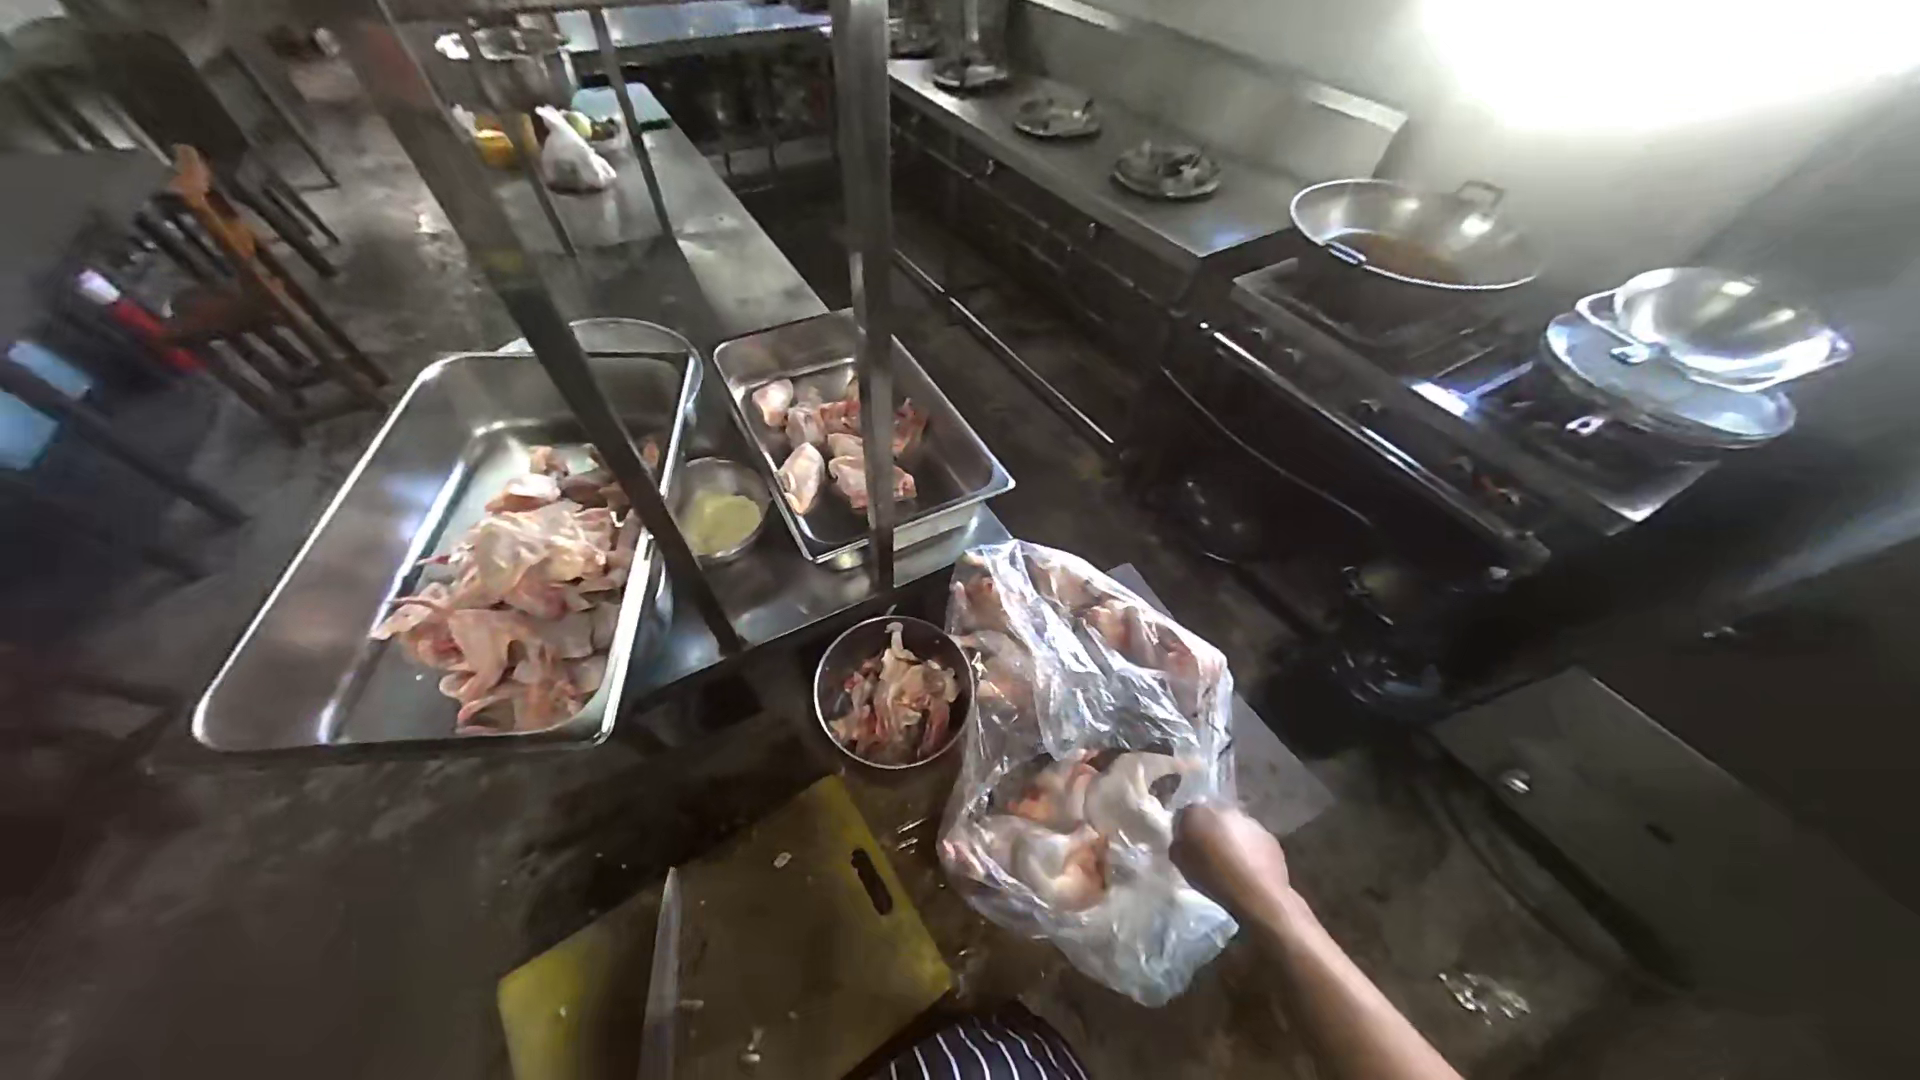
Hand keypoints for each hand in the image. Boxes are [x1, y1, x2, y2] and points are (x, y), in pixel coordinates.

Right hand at [1172, 804, 1293, 922]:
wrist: (1256, 893)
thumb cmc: (1211, 876)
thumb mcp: (1179, 861)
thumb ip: (1178, 843)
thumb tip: (1183, 840)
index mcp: (1197, 811)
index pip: (1186, 812)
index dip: (1186, 828)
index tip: (1188, 844)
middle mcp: (1223, 809)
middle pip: (1212, 817)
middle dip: (1210, 830)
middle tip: (1209, 852)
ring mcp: (1249, 821)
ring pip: (1235, 827)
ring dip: (1231, 839)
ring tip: (1232, 863)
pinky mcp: (1269, 837)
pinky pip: (1253, 840)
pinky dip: (1250, 850)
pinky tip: (1249, 869)